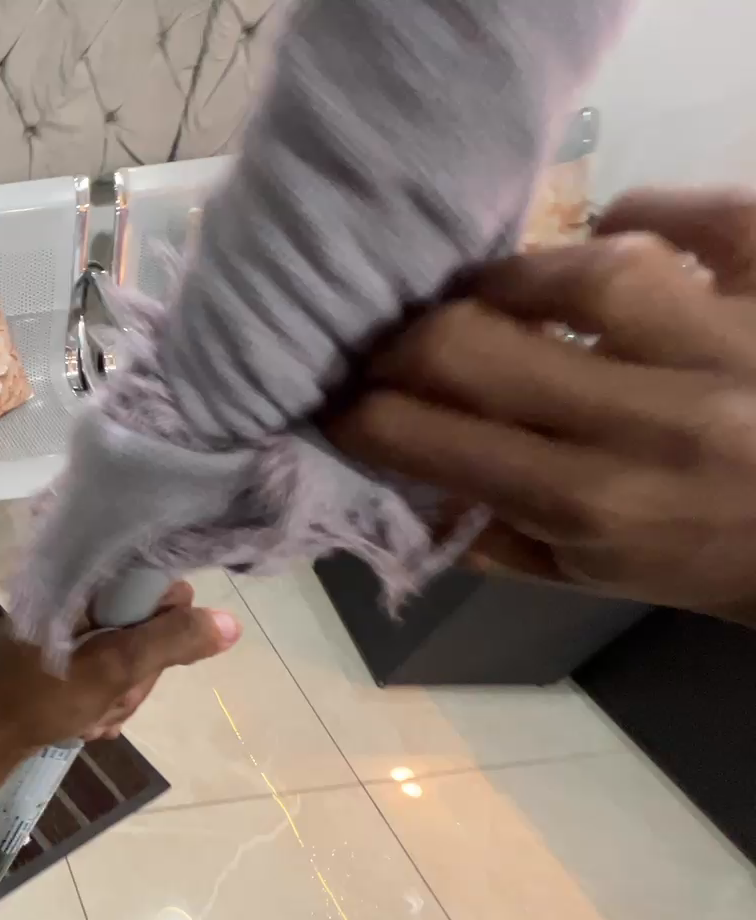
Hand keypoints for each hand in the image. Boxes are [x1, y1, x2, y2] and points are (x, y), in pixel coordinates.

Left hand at [0, 580, 239, 752]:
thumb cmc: (40, 696)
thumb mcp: (113, 668)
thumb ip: (170, 640)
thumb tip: (228, 622)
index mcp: (76, 582)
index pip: (148, 580)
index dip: (163, 619)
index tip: (152, 655)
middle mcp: (72, 599)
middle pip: (143, 624)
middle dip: (139, 671)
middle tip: (116, 694)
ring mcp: (66, 632)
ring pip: (128, 656)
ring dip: (123, 693)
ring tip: (95, 714)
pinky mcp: (62, 659)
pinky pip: (106, 673)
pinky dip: (105, 700)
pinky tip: (87, 721)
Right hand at [325, 187, 755, 624]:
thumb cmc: (711, 562)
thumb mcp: (577, 573)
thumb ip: (475, 528)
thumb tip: (389, 474)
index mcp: (583, 500)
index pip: (405, 434)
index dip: (348, 413)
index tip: (339, 407)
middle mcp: (653, 422)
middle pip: (462, 344)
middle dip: (398, 346)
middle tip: (397, 353)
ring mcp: (740, 345)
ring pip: (579, 272)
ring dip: (506, 278)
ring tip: (490, 294)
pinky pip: (718, 215)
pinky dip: (647, 210)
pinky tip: (612, 233)